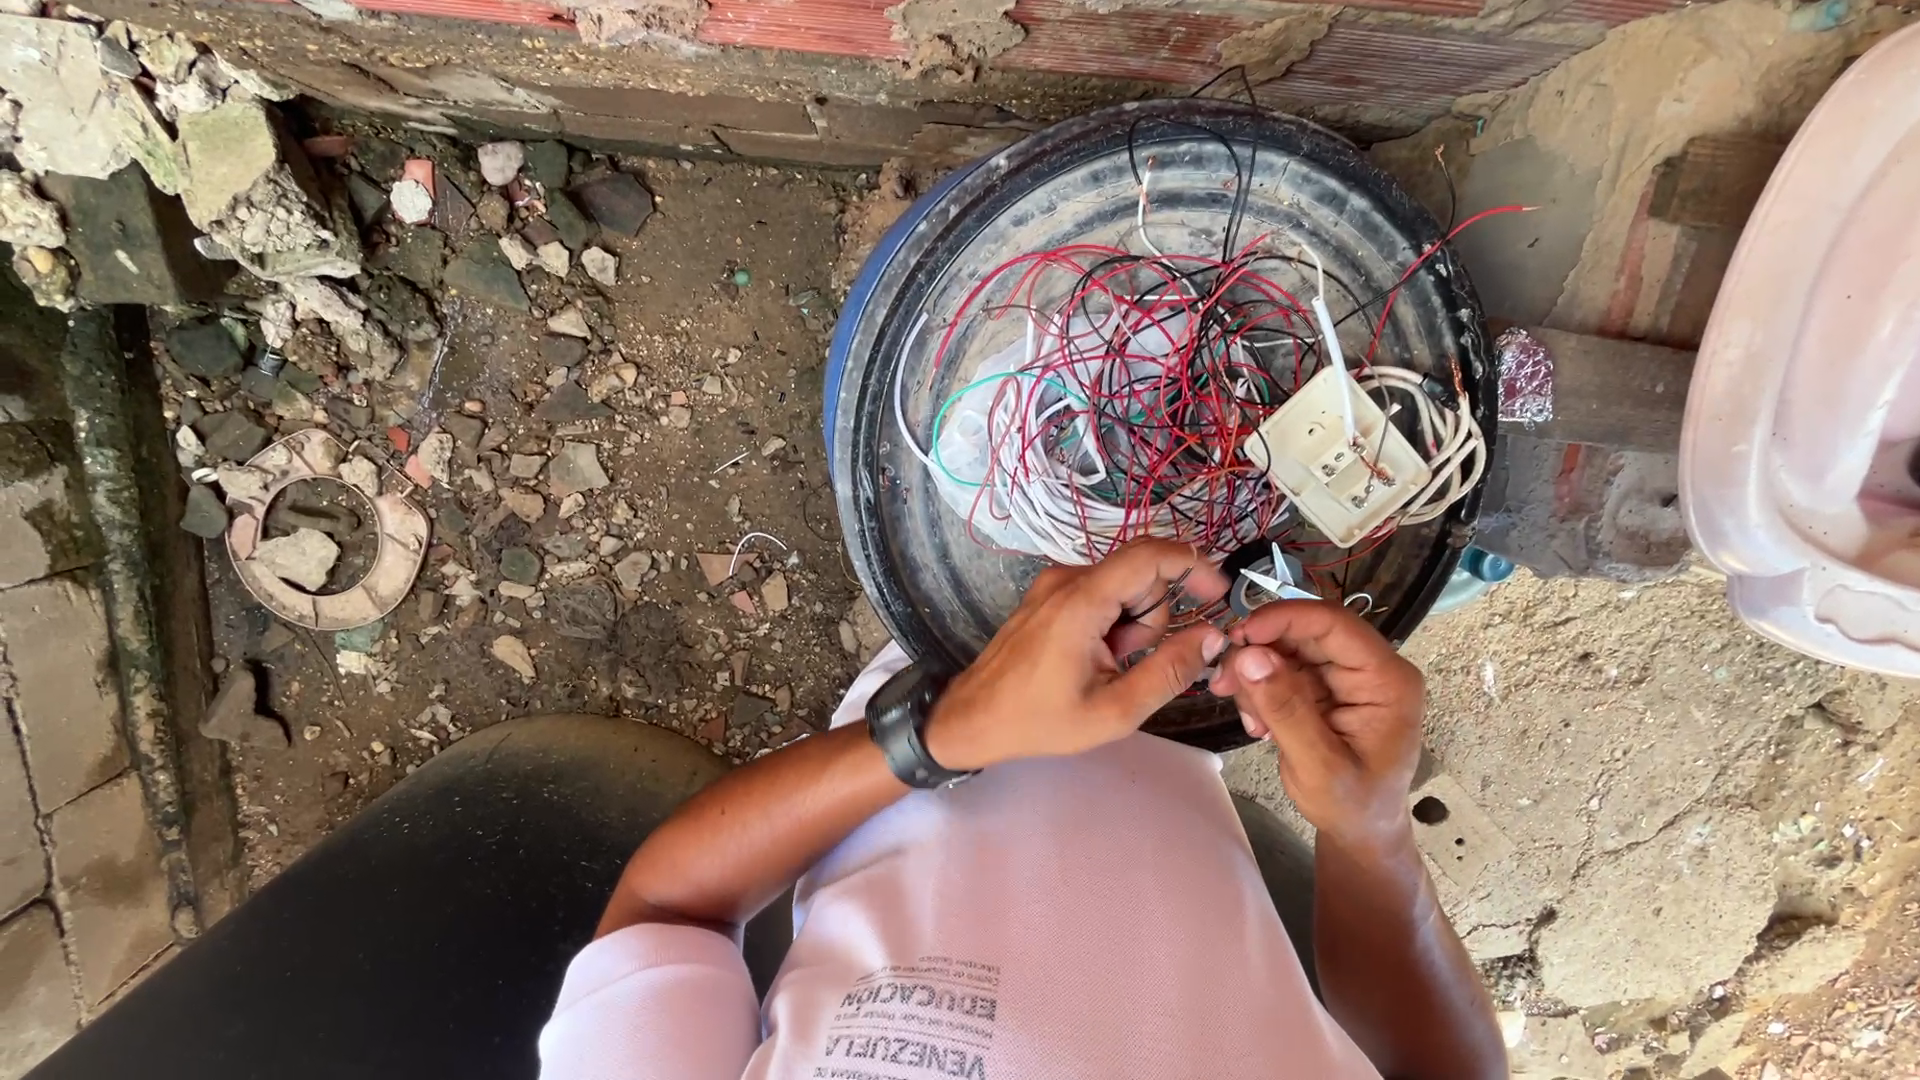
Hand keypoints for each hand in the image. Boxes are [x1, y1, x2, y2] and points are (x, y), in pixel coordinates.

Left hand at [925, 539, 1230, 770]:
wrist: (974, 717)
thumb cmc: (1041, 720)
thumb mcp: (1114, 710)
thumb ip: (1168, 671)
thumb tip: (1211, 636)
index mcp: (1082, 600)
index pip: (1149, 554)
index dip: (1192, 565)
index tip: (1219, 592)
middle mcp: (1067, 578)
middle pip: (1141, 571)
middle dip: (1153, 614)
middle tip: (1128, 660)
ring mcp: (1054, 582)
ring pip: (1124, 583)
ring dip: (1131, 622)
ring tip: (1106, 664)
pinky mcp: (1049, 593)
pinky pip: (1101, 591)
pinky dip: (1111, 620)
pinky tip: (1092, 655)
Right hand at [1210, 600, 1423, 848]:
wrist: (1359, 830)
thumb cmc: (1352, 805)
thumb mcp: (1317, 764)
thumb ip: (1285, 709)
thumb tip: (1248, 655)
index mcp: (1386, 680)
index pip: (1334, 623)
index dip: (1285, 618)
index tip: (1239, 635)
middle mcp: (1368, 667)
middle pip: (1304, 631)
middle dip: (1259, 649)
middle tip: (1223, 680)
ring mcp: (1343, 675)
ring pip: (1285, 645)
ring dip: (1254, 672)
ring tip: (1246, 715)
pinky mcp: (1321, 685)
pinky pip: (1279, 666)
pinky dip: (1258, 687)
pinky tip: (1256, 721)